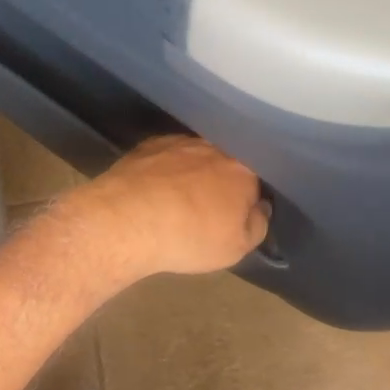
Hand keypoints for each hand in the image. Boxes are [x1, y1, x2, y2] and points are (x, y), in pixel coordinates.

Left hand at [62, 135, 268, 277]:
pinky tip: (156, 194)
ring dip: (192, 177)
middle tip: (207, 213)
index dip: (247, 204)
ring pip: (195, 159)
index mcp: (243, 170)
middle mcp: (215, 147)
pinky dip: (166, 173)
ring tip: (179, 204)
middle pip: (225, 166)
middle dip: (220, 186)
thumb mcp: (237, 247)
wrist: (130, 219)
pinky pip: (167, 159)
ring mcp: (179, 142)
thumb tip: (259, 209)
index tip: (236, 220)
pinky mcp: (148, 146)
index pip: (256, 184)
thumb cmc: (192, 237)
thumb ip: (257, 226)